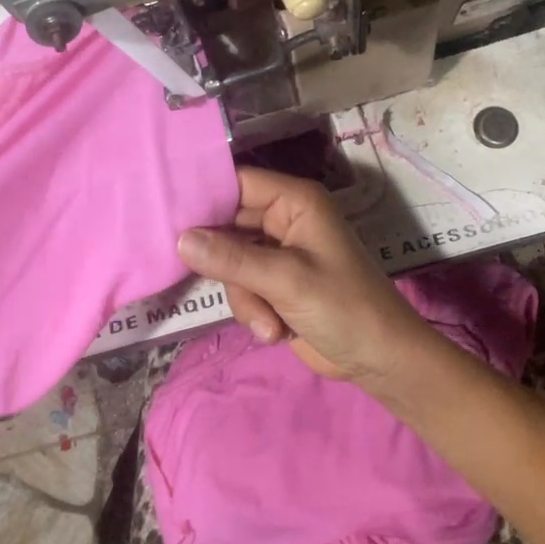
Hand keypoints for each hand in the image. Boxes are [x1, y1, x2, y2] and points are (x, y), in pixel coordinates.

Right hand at [178, 166, 437, 382]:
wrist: (379, 360)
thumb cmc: (343, 306)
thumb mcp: (286, 280)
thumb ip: (232, 259)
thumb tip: (180, 239)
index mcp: (295, 201)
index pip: (237, 183)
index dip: (203, 196)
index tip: (165, 214)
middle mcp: (284, 220)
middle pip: (227, 225)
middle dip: (223, 261)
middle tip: (202, 278)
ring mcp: (278, 254)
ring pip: (230, 263)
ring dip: (244, 297)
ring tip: (268, 321)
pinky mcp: (274, 285)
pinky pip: (241, 287)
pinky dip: (253, 310)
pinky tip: (275, 331)